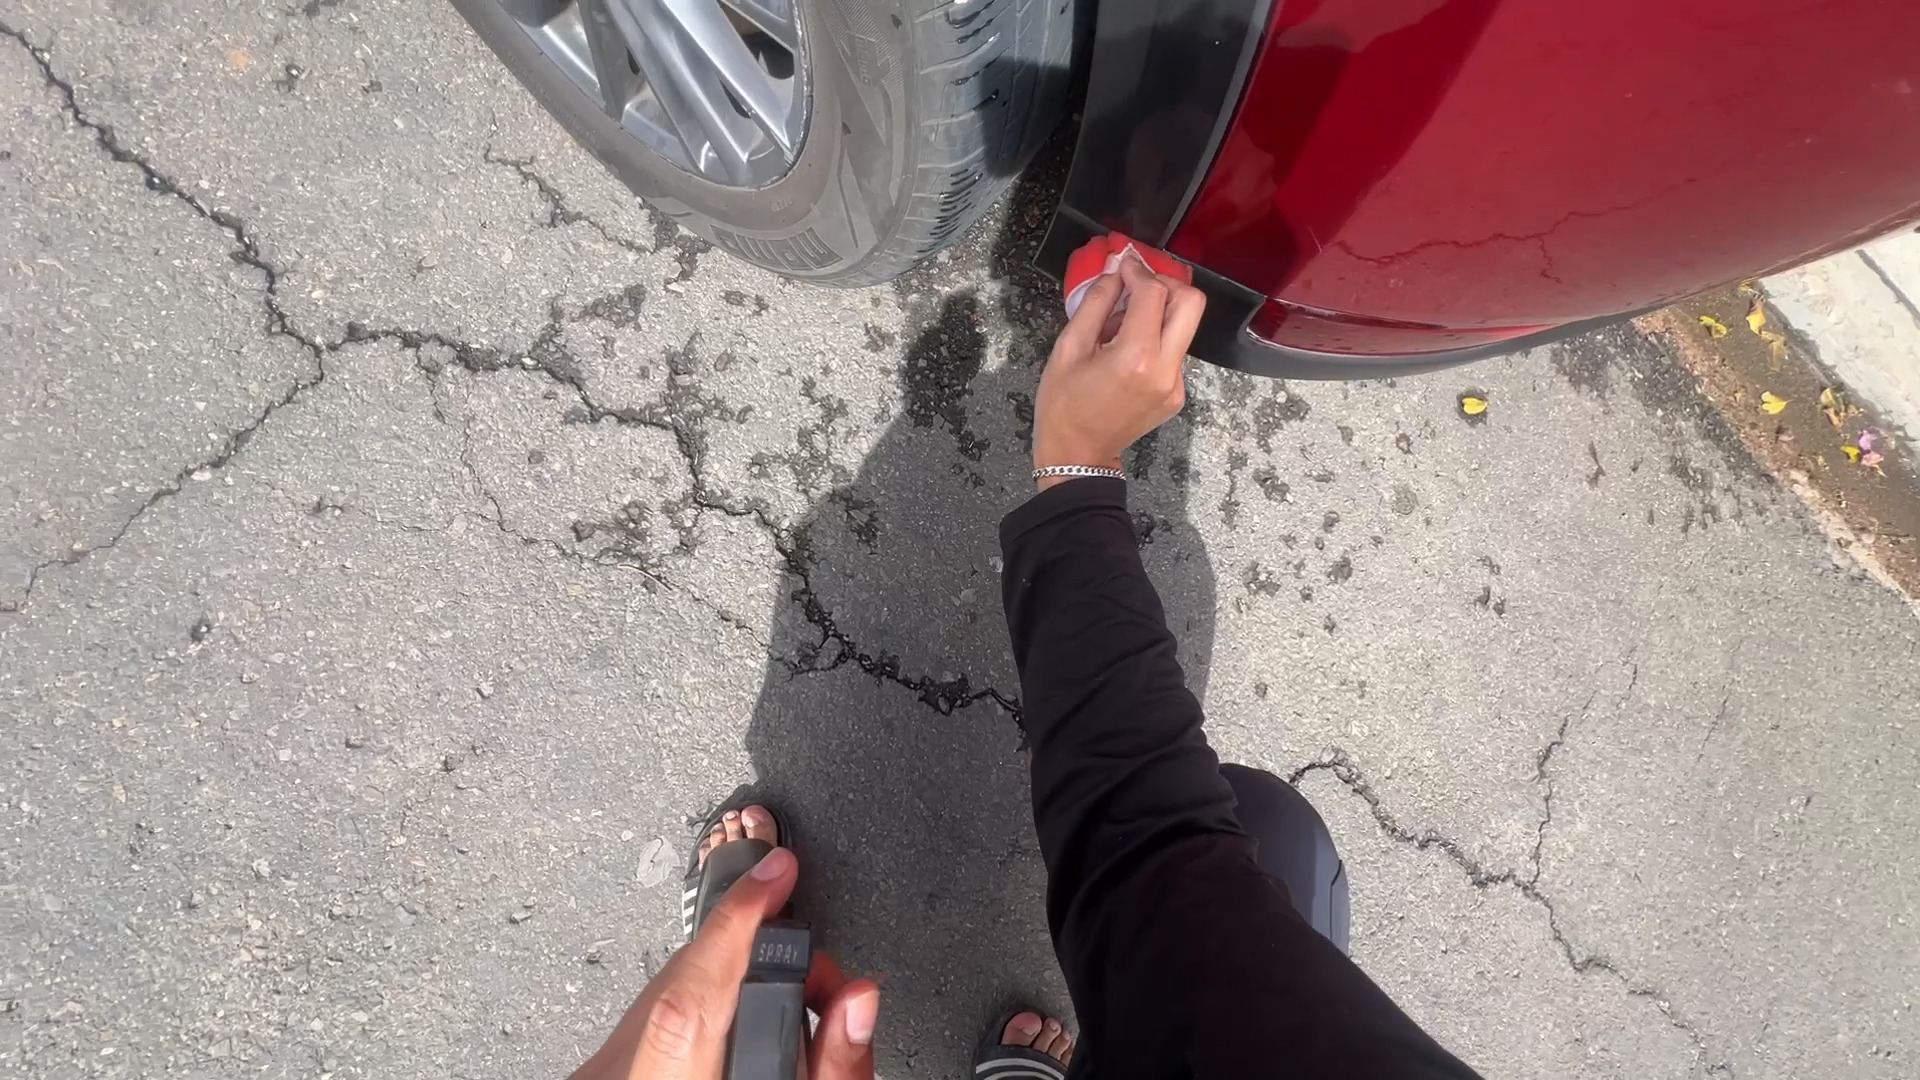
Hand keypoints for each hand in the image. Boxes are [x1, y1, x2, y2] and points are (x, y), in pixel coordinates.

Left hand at [568, 847, 880, 1079]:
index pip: (694, 989)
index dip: (742, 917)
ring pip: (673, 993)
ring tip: (796, 1017)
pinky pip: (656, 1014)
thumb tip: (859, 997)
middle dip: (770, 959)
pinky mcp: (601, 1070)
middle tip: (829, 990)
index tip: (779, 870)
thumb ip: (835, 1069)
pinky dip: (709, 1002)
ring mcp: (603, 1074)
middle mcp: (623, 1078)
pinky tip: (744, 1029)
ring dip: (740, 982)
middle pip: (693, 984)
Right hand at [1033, 252, 1205, 488]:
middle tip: (1135, 287)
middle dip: (1164, 285)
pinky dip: (1153, 341)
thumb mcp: (1068, 349)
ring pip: (1182, 327)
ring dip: (1156, 314)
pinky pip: (1173, 352)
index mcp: (1135, 357)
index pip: (1154, 293)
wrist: (1077, 456)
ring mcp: (1176, 385)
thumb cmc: (1063, 406)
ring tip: (1117, 328)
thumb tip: (1114, 271)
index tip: (1121, 266)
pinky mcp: (1176, 395)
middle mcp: (1165, 370)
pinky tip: (1124, 354)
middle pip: (1190, 303)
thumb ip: (1095, 303)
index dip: (1138, 271)